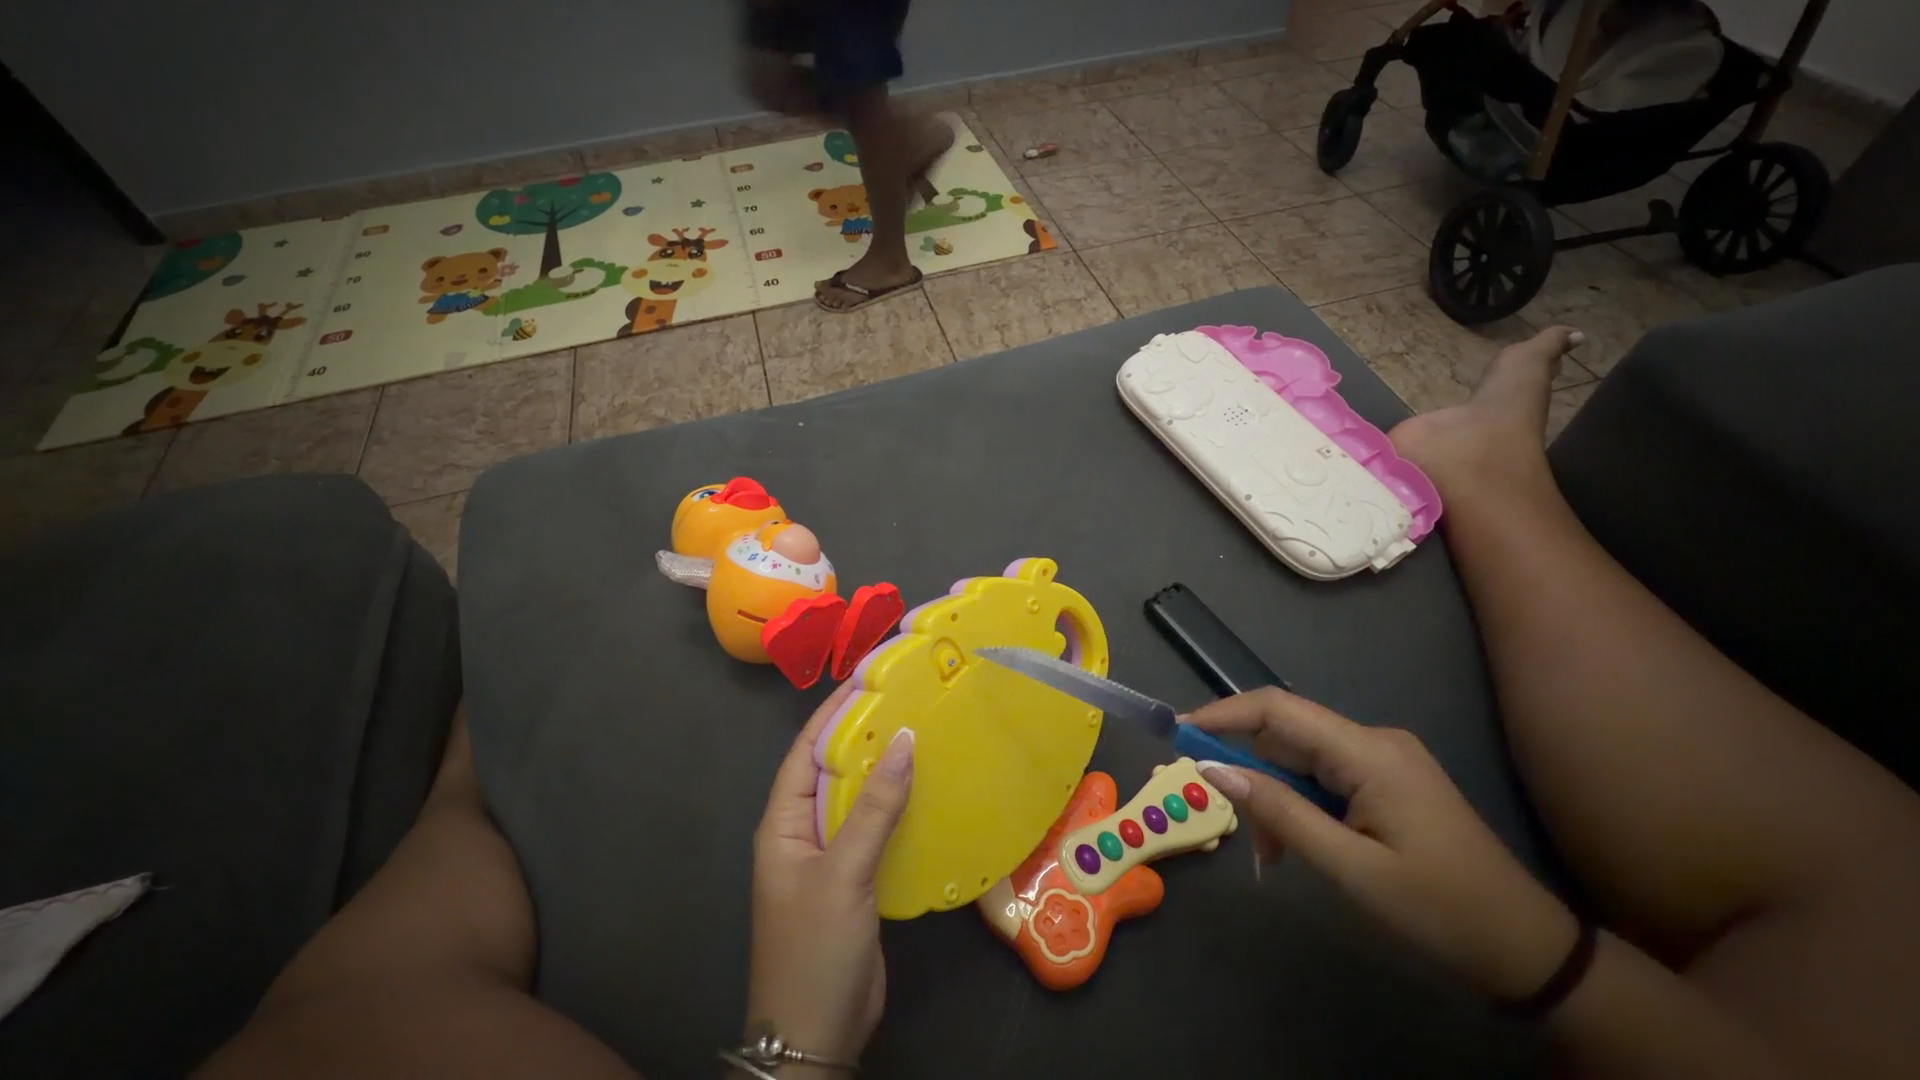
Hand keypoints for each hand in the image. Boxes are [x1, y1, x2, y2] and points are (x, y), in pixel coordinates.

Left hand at [747, 683, 914, 1065]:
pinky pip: (875, 829)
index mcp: (782, 823)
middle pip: (832, 770)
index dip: (834, 713)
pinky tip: (928, 792)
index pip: (806, 751)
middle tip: (908, 698)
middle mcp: (802, 832)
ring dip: (884, 770)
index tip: (870, 677)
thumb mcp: (843, 873)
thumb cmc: (815, 947)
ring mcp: (828, 857)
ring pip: (857, 799)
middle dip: (864, 735)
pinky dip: (898, 807)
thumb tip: (904, 740)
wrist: (816, 1031)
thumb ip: (874, 808)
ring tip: (924, 733)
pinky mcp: (855, 879)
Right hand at [1186, 688, 1578, 1000]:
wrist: (1524, 945)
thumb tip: (1212, 769)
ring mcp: (1383, 761)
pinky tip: (1295, 848)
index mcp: (1369, 752)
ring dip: (1274, 800)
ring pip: (1300, 762)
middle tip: (1229, 824)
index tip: (1176, 735)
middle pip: (1286, 736)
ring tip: (1271, 856)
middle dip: (1248, 773)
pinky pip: (1323, 780)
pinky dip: (1298, 808)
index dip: (1222, 714)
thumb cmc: (1438, 908)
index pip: (1278, 709)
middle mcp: (1374, 742)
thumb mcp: (1349, 867)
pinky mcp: (1386, 782)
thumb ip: (1279, 813)